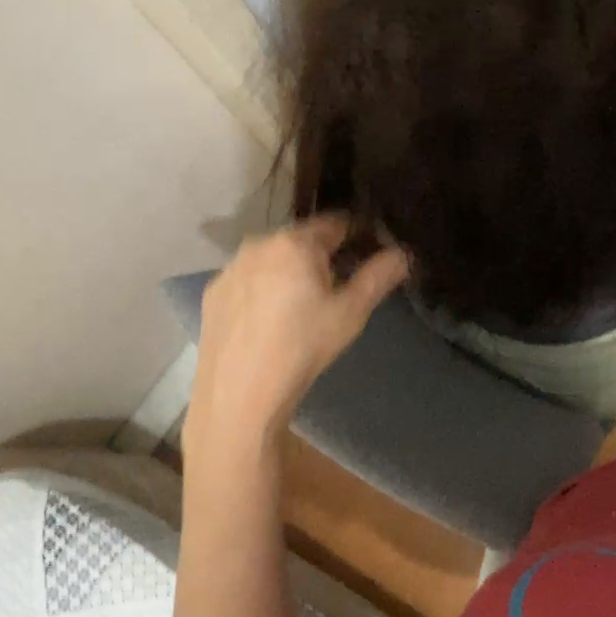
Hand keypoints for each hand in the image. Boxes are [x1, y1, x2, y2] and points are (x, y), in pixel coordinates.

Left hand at [184, 215, 408, 461]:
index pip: (337, 223)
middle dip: (322, 257)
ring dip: (290, 272)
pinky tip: (270, 321)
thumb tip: (403, 253)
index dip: (358, 237)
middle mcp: (259, 244)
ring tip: (302, 308)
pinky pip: (248, 280)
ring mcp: (230, 268)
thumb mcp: (352, 312)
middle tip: (337, 289)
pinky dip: (262, 289)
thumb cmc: (304, 346)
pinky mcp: (212, 293)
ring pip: (273, 259)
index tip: (368, 259)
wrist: (240, 393)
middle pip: (302, 240)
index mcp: (296, 242)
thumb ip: (380, 275)